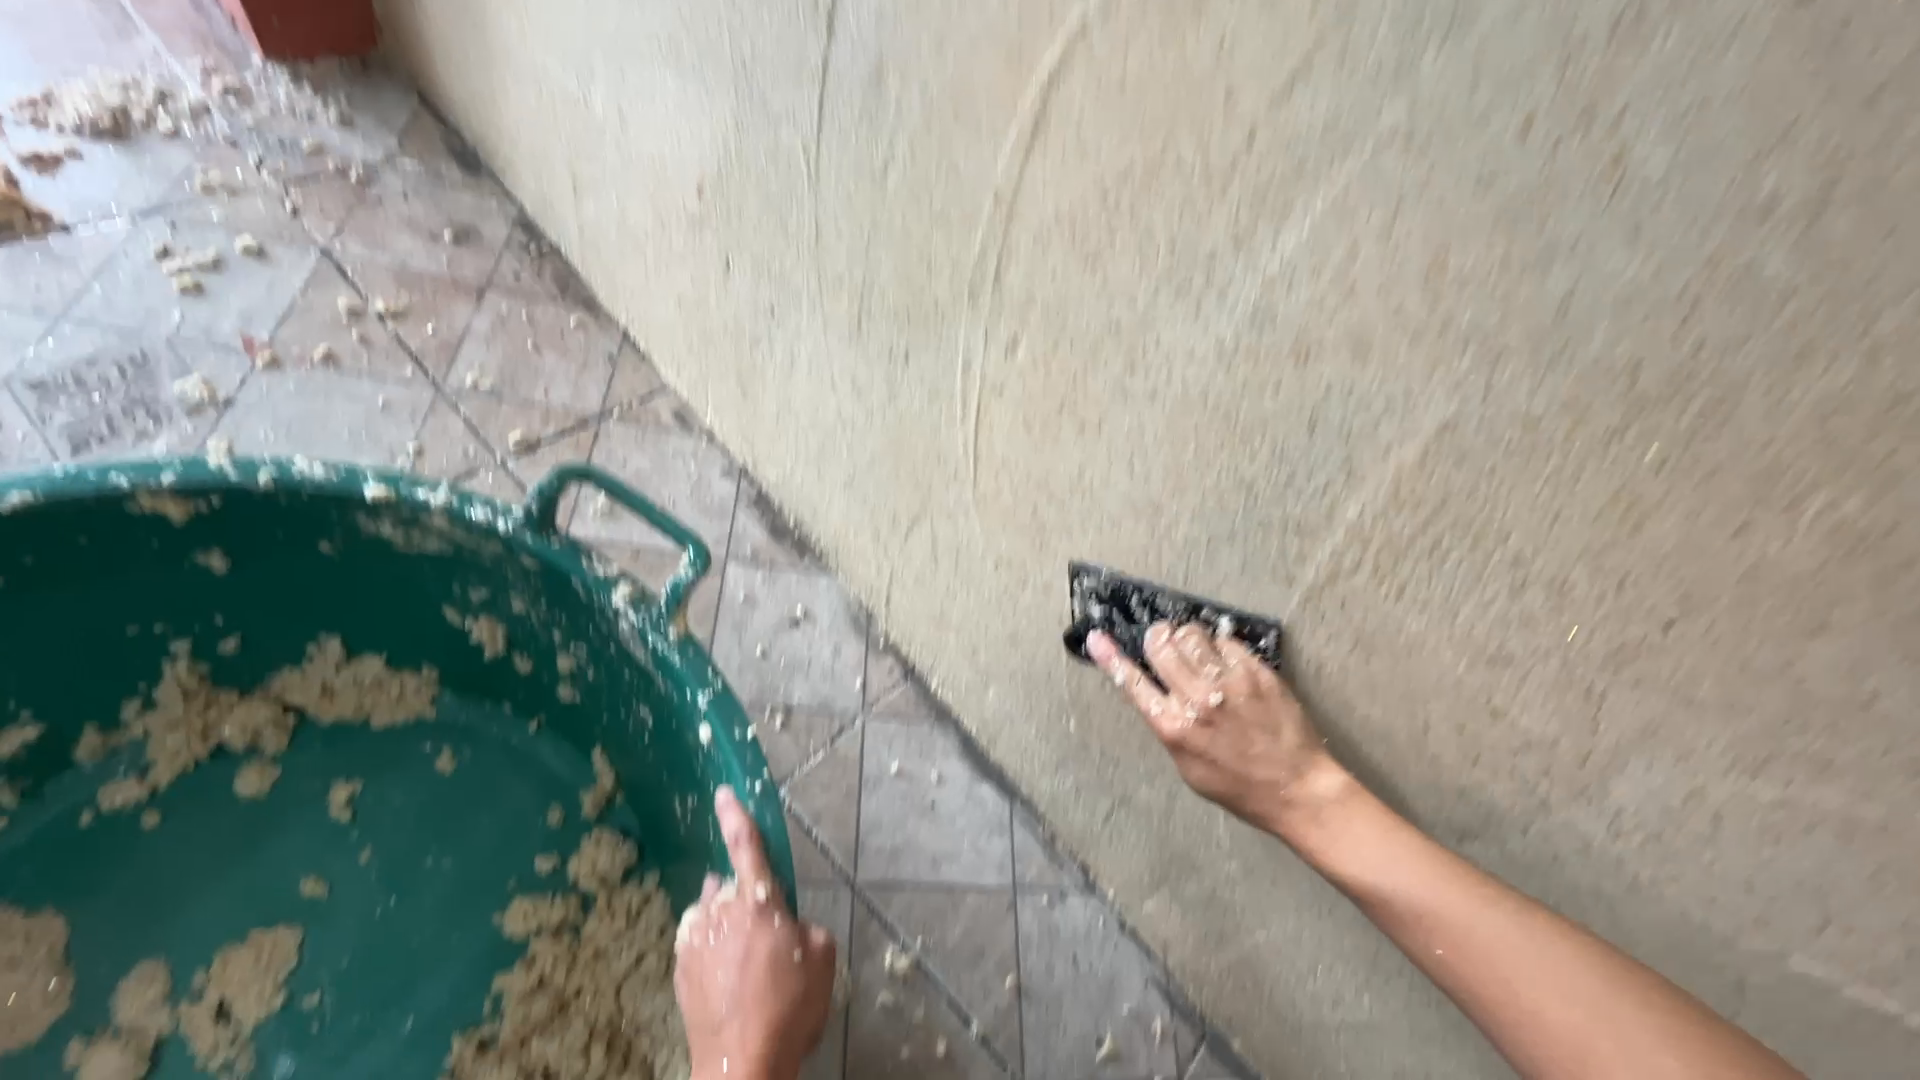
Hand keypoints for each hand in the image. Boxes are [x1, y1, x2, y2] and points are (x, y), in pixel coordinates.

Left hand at [674, 786, 837, 1079]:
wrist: (742, 1063)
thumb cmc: (791, 1006)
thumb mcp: (823, 955)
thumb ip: (805, 924)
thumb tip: (788, 923)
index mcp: (758, 900)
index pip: (746, 843)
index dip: (736, 814)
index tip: (723, 793)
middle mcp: (720, 910)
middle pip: (729, 885)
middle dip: (744, 897)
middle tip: (764, 933)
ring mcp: (693, 939)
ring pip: (711, 913)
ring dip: (726, 923)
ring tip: (745, 961)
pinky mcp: (679, 968)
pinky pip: (699, 942)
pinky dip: (712, 950)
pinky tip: (728, 980)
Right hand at [1087, 623, 1346, 835]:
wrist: (1296, 788)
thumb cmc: (1238, 785)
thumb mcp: (1187, 765)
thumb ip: (1168, 725)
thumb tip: (1155, 691)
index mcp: (1173, 727)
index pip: (1131, 681)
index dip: (1109, 656)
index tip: (1096, 638)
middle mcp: (1197, 700)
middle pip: (1160, 644)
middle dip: (1158, 638)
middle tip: (1163, 643)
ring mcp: (1229, 683)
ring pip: (1192, 634)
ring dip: (1188, 638)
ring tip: (1197, 653)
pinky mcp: (1257, 672)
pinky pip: (1226, 641)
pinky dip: (1221, 647)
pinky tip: (1228, 665)